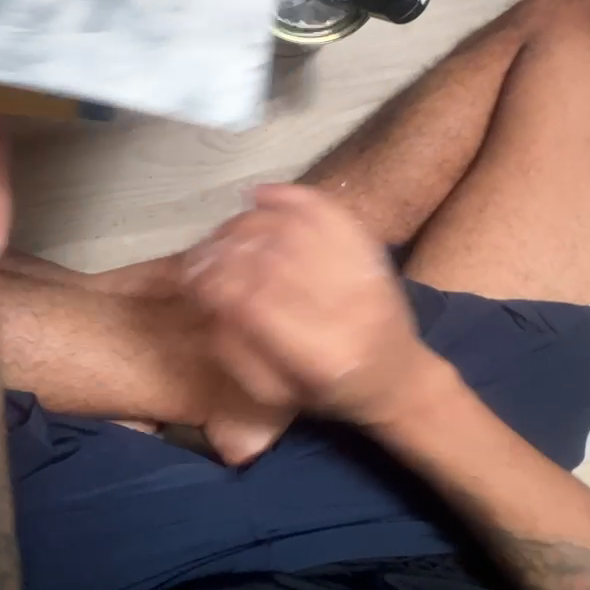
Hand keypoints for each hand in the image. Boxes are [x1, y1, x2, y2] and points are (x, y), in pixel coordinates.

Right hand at [183, 183, 441, 425]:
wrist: (398, 375)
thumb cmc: (330, 392)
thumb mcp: (278, 393)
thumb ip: (237, 353)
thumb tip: (206, 304)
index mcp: (321, 355)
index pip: (255, 302)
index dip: (215, 282)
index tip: (190, 277)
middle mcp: (346, 308)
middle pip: (271, 259)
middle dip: (223, 250)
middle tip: (197, 254)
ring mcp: (363, 273)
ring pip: (292, 229)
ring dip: (246, 223)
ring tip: (221, 233)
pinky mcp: (370, 249)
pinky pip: (325, 210)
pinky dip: (288, 196)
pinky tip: (258, 196)